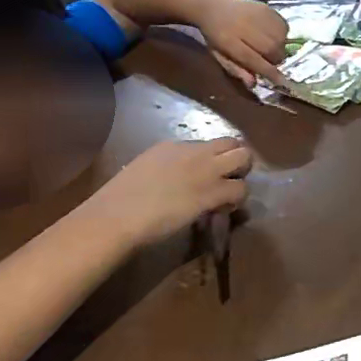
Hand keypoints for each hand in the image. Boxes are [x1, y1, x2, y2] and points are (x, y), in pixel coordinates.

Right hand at [70, 138, 251, 246]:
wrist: (115, 217)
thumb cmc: (118, 202)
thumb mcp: (143, 172)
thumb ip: (164, 171)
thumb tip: (175, 183)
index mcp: (172, 146)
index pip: (206, 145)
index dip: (212, 160)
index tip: (206, 177)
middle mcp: (194, 151)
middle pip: (233, 143)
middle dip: (237, 160)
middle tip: (228, 180)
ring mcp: (206, 168)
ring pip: (244, 158)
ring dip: (242, 175)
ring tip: (229, 194)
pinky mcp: (214, 190)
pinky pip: (241, 188)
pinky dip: (237, 199)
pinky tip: (222, 210)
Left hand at [192, 0, 288, 86]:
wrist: (213, 8)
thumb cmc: (216, 36)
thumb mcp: (220, 55)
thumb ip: (236, 69)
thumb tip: (253, 83)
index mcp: (229, 42)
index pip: (253, 59)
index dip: (269, 72)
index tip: (280, 81)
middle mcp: (245, 27)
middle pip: (271, 48)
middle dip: (275, 59)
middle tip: (271, 60)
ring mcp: (257, 16)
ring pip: (280, 38)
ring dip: (280, 47)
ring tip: (272, 46)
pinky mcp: (266, 9)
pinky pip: (284, 26)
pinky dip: (283, 34)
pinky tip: (274, 34)